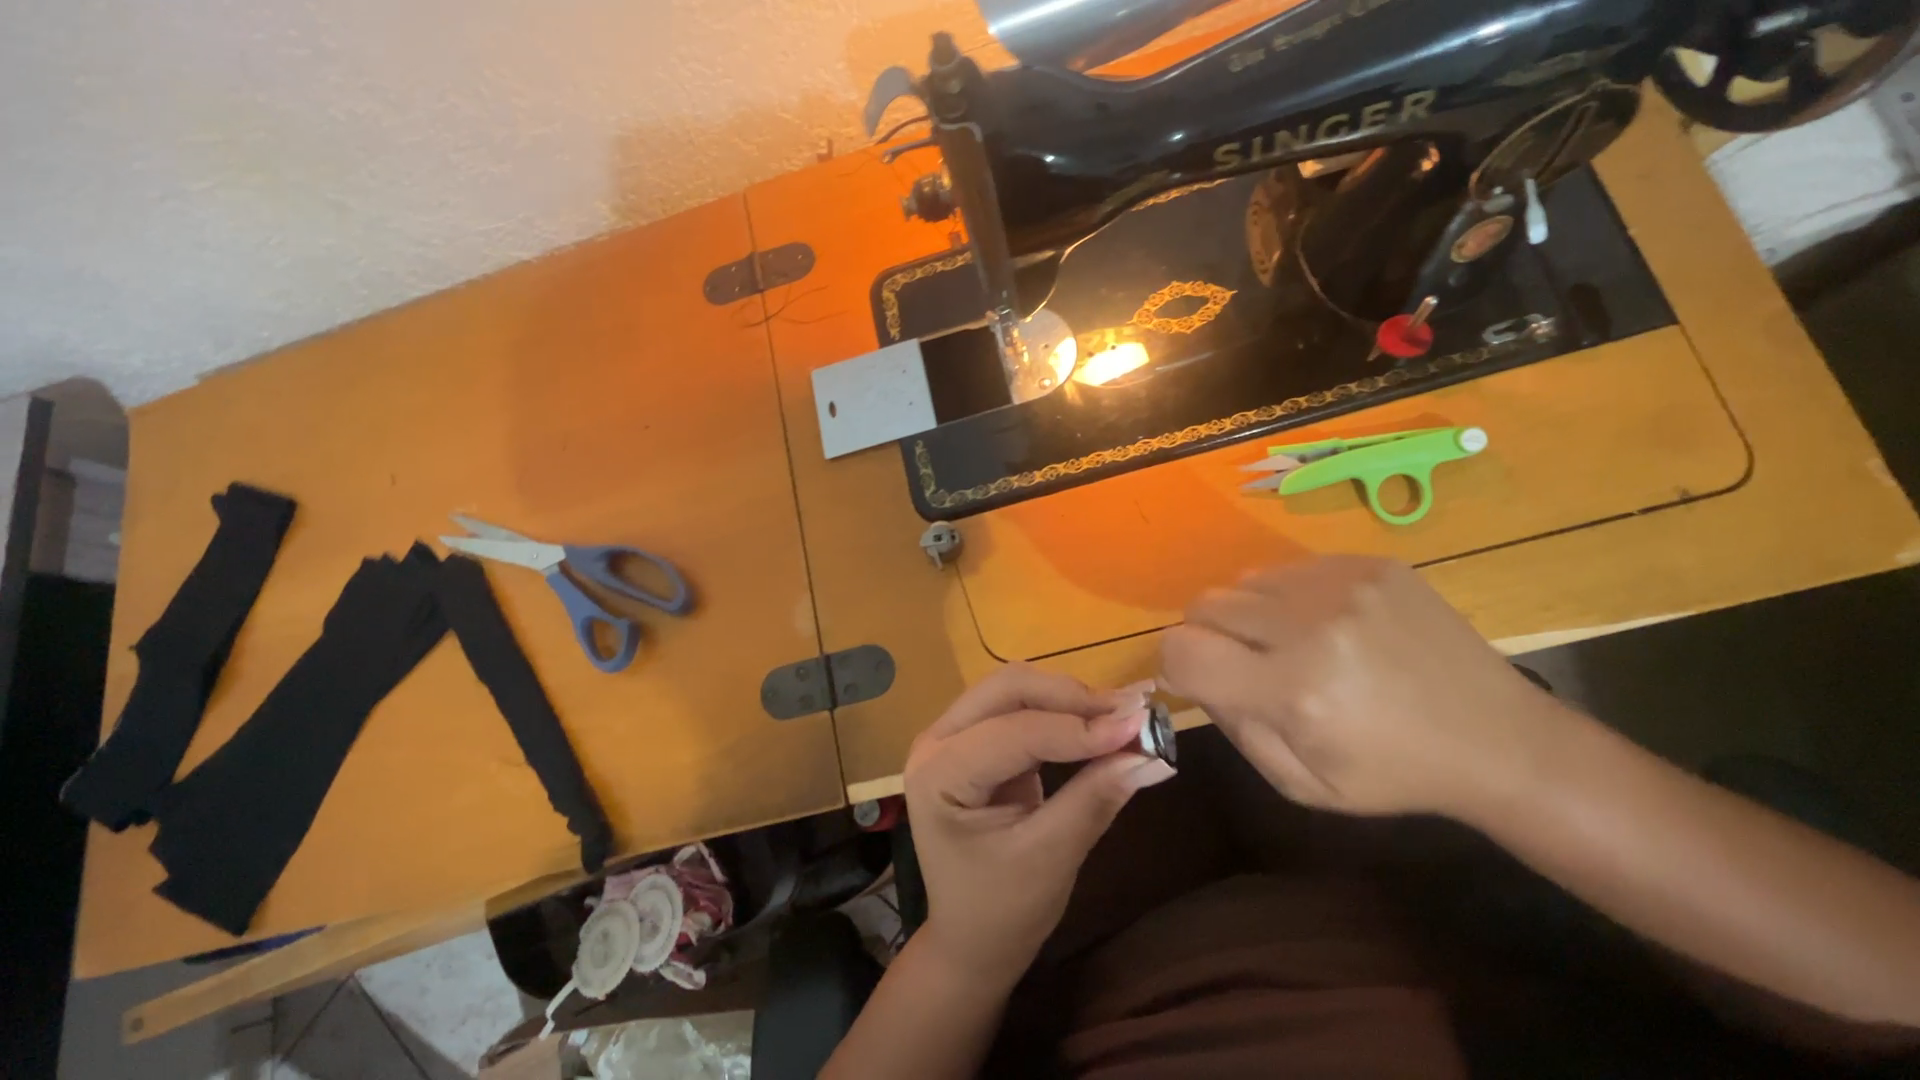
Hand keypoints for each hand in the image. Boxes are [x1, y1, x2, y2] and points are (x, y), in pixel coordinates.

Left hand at [903, 666, 1175, 988]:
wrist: (973, 938)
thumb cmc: (1002, 908)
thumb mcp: (1050, 858)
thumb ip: (1093, 800)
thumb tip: (1150, 754)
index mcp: (938, 774)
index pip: (1013, 732)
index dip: (1077, 727)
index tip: (1141, 727)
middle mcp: (937, 742)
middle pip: (1008, 690)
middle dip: (1072, 697)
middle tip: (1132, 715)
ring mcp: (953, 737)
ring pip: (1016, 690)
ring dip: (1070, 699)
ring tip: (1124, 718)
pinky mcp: (978, 741)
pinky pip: (1022, 709)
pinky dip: (1063, 712)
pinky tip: (1101, 723)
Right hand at [1159, 556, 1569, 818]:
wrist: (1498, 737)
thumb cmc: (1393, 774)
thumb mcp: (1301, 783)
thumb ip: (1235, 727)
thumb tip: (1193, 674)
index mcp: (1293, 691)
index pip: (1182, 651)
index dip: (1174, 666)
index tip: (1197, 680)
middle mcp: (1312, 625)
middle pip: (1205, 605)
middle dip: (1207, 637)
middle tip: (1243, 665)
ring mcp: (1344, 585)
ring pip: (1244, 580)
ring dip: (1248, 613)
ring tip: (1288, 644)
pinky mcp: (1372, 564)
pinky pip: (1290, 567)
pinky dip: (1288, 595)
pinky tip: (1326, 625)